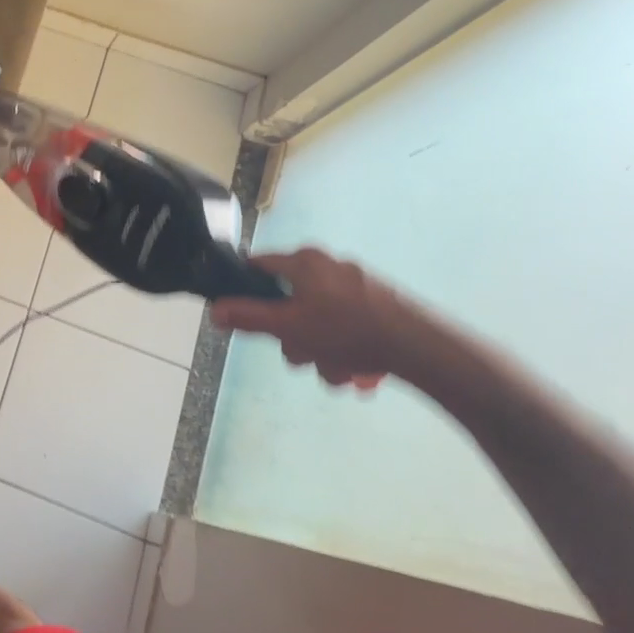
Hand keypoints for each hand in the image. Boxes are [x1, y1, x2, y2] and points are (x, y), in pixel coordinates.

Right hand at [211, 248, 436, 390]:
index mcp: (303, 261)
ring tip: (337, 371)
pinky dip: (346, 348)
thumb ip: (247, 318)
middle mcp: (328, 265)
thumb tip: (213, 310)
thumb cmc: (344, 331)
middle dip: (293, 337)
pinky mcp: (380, 303)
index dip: (246, 290)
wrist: (419, 348)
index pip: (258, 266)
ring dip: (321, 350)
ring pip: (319, 318)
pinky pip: (347, 324)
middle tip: (302, 356)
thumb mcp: (287, 327)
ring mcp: (357, 283)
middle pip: (289, 300)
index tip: (249, 317)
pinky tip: (356, 370)